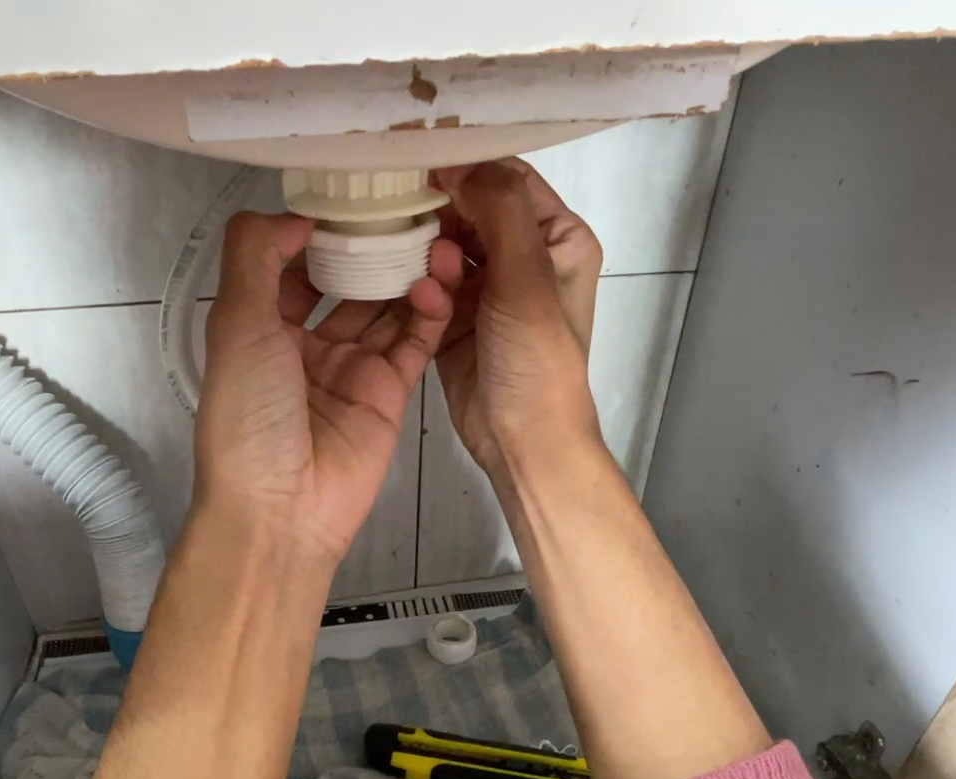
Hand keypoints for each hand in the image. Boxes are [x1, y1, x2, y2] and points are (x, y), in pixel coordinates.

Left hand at [195, 212, 458, 563]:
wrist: (284, 507)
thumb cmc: (250, 413)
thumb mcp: (235, 324)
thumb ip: (256, 255)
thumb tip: (296, 216)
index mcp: (261, 327)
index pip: (292, 264)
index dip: (318, 229)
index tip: (352, 190)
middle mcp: (306, 344)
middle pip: (345, 282)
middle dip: (370, 246)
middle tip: (406, 203)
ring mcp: (351, 368)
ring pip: (384, 306)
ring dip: (404, 271)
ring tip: (432, 229)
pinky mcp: (390, 391)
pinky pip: (414, 342)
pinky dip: (428, 311)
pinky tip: (440, 278)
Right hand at [430, 160, 606, 479]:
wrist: (522, 440)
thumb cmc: (536, 358)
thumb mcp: (527, 279)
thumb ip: (499, 211)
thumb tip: (461, 162)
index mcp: (557, 238)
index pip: (509, 180)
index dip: (467, 167)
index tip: (417, 161)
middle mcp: (524, 258)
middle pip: (471, 211)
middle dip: (439, 211)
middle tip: (399, 210)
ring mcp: (487, 291)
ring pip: (445, 249)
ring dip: (428, 253)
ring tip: (417, 265)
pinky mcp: (455, 321)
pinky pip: (430, 288)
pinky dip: (422, 287)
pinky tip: (417, 295)